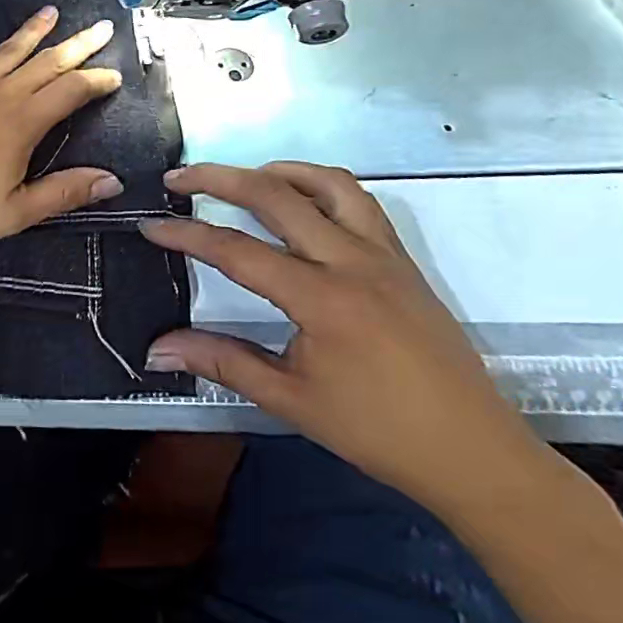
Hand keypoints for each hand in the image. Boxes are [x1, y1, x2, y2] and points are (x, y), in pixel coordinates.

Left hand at [0, 5, 124, 255]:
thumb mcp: (18, 211)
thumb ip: (65, 192)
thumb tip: (113, 181)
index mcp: (23, 123)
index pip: (71, 91)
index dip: (97, 81)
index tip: (115, 75)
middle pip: (46, 63)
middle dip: (77, 45)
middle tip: (101, 27)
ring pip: (7, 52)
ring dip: (31, 31)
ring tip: (51, 12)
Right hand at [140, 162, 558, 514]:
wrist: (473, 451)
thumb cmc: (377, 431)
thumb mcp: (290, 399)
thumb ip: (221, 362)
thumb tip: (157, 349)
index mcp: (321, 298)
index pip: (237, 251)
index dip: (186, 235)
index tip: (150, 227)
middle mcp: (352, 259)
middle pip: (276, 195)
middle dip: (220, 178)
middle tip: (180, 177)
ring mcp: (384, 253)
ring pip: (327, 183)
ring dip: (278, 171)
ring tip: (242, 179)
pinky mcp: (404, 259)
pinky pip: (359, 201)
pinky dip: (320, 186)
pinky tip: (302, 204)